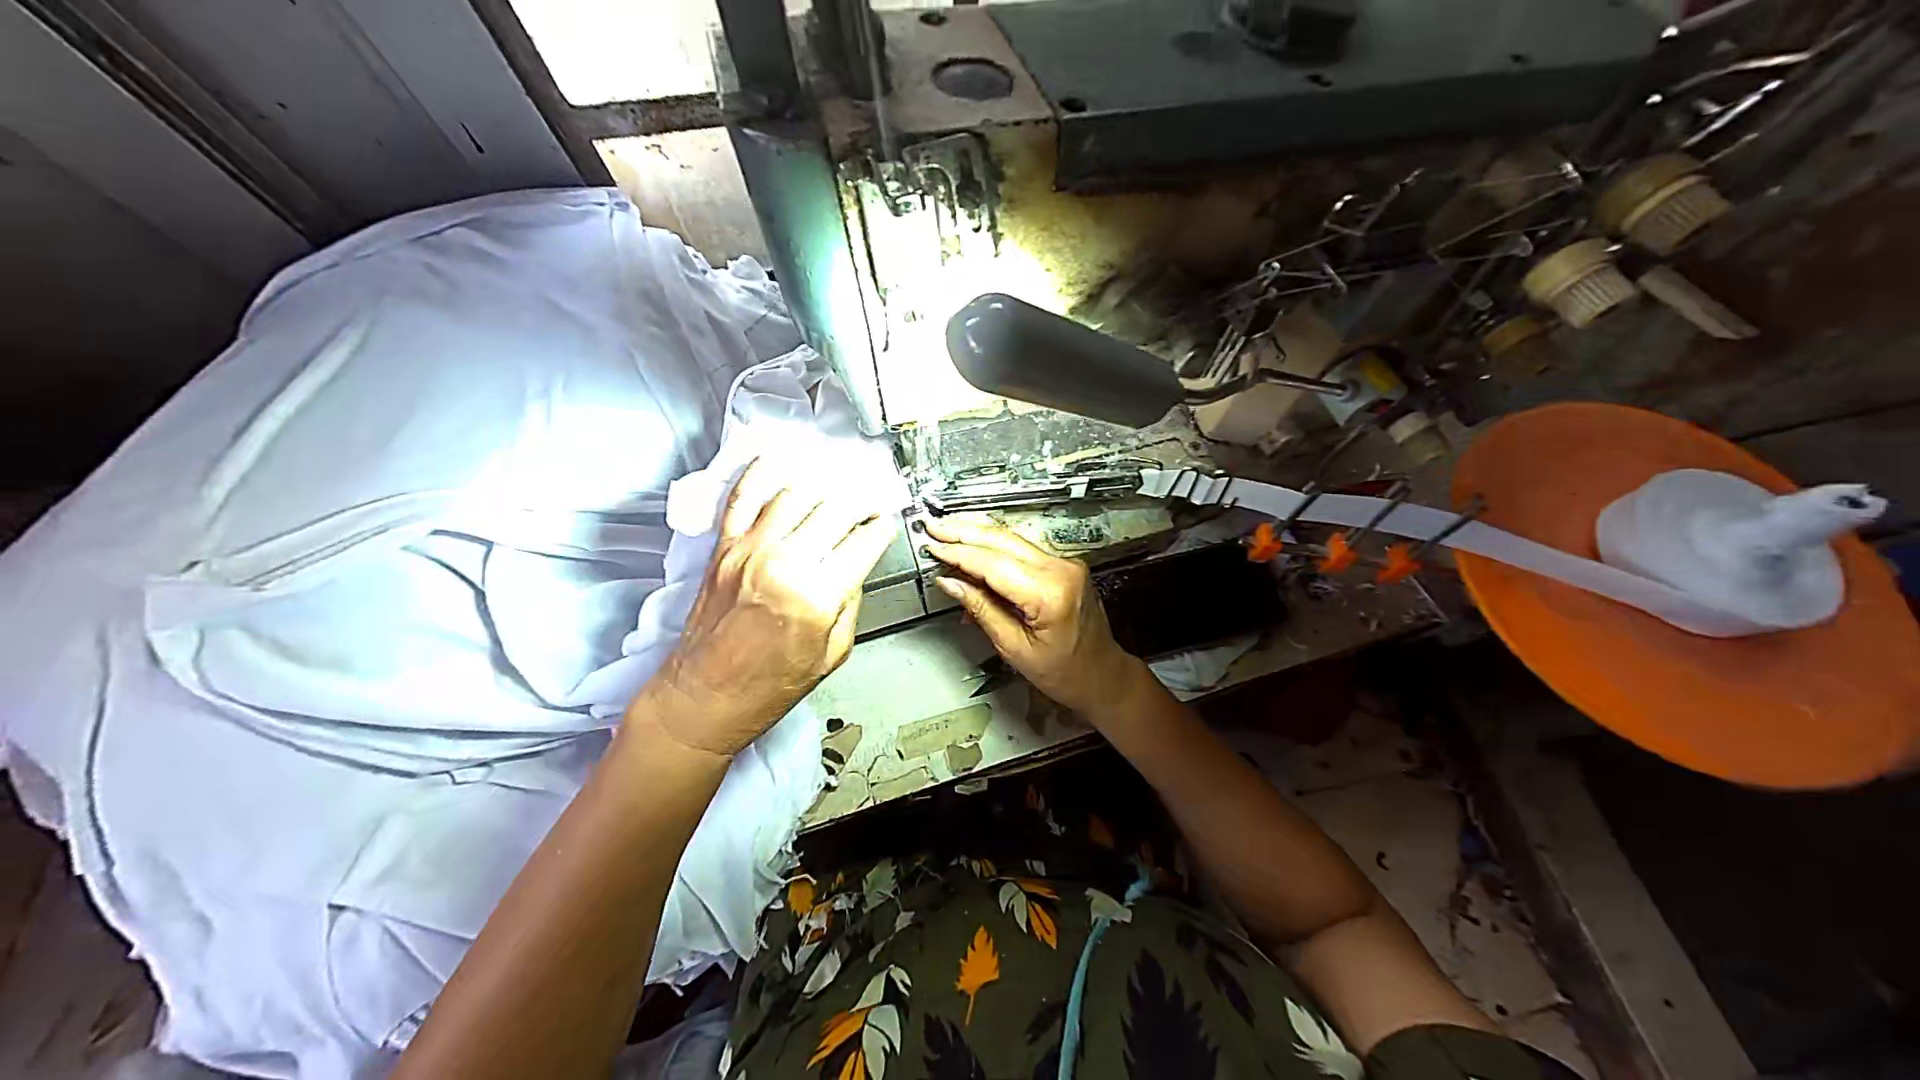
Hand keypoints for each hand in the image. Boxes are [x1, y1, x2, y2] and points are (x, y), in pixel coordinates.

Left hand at [637, 461, 897, 758]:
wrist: (704, 697)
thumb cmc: (762, 687)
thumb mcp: (831, 654)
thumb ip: (847, 604)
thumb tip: (854, 569)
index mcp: (815, 597)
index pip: (863, 543)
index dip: (880, 530)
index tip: (884, 526)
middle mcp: (782, 565)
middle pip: (834, 509)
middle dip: (860, 500)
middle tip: (869, 500)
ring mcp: (749, 551)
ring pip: (795, 493)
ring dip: (822, 482)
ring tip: (837, 481)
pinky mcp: (724, 549)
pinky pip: (742, 497)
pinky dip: (760, 474)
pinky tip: (777, 462)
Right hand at [921, 517, 1144, 715]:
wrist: (1101, 674)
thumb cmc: (1067, 671)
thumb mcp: (1014, 648)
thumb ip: (981, 610)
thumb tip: (952, 583)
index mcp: (1051, 593)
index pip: (993, 563)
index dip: (959, 553)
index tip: (935, 547)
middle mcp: (1062, 571)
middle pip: (1002, 540)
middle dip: (964, 532)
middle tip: (934, 528)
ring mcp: (1065, 565)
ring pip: (1011, 539)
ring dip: (977, 534)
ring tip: (947, 530)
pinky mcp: (1063, 566)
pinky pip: (1022, 550)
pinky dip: (994, 548)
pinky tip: (972, 546)